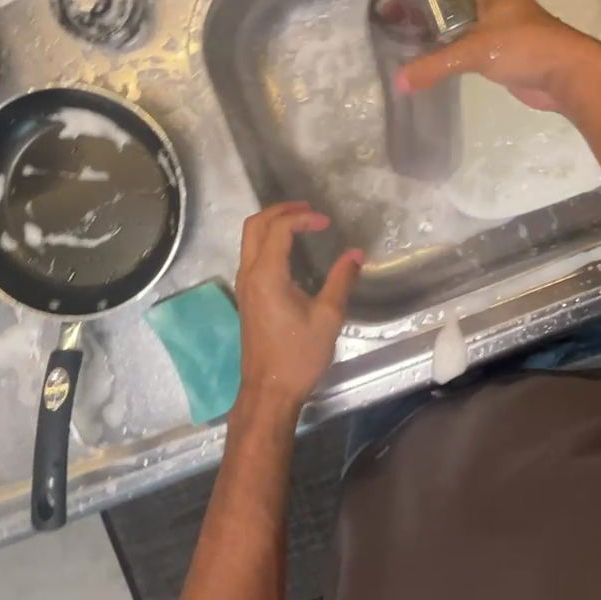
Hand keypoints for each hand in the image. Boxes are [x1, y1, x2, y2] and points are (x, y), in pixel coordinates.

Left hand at [233, 202, 362, 424]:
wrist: (269, 389)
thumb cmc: (298, 355)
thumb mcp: (328, 316)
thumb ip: (341, 280)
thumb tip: (356, 254)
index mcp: (267, 275)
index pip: (279, 229)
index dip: (303, 218)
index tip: (326, 222)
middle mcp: (249, 274)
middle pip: (254, 225)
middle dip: (280, 211)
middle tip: (308, 210)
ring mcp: (244, 286)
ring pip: (249, 239)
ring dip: (272, 224)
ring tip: (301, 223)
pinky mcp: (247, 296)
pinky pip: (251, 255)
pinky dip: (268, 240)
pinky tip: (290, 249)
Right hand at [394, 0, 600, 113]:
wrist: (565, 74)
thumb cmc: (524, 47)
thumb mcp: (475, 51)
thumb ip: (435, 65)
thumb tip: (399, 82)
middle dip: (417, 2)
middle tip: (385, 16)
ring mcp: (492, 19)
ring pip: (452, 16)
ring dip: (429, 24)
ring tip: (397, 35)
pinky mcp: (495, 44)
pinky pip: (460, 38)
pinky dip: (443, 44)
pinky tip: (423, 55)